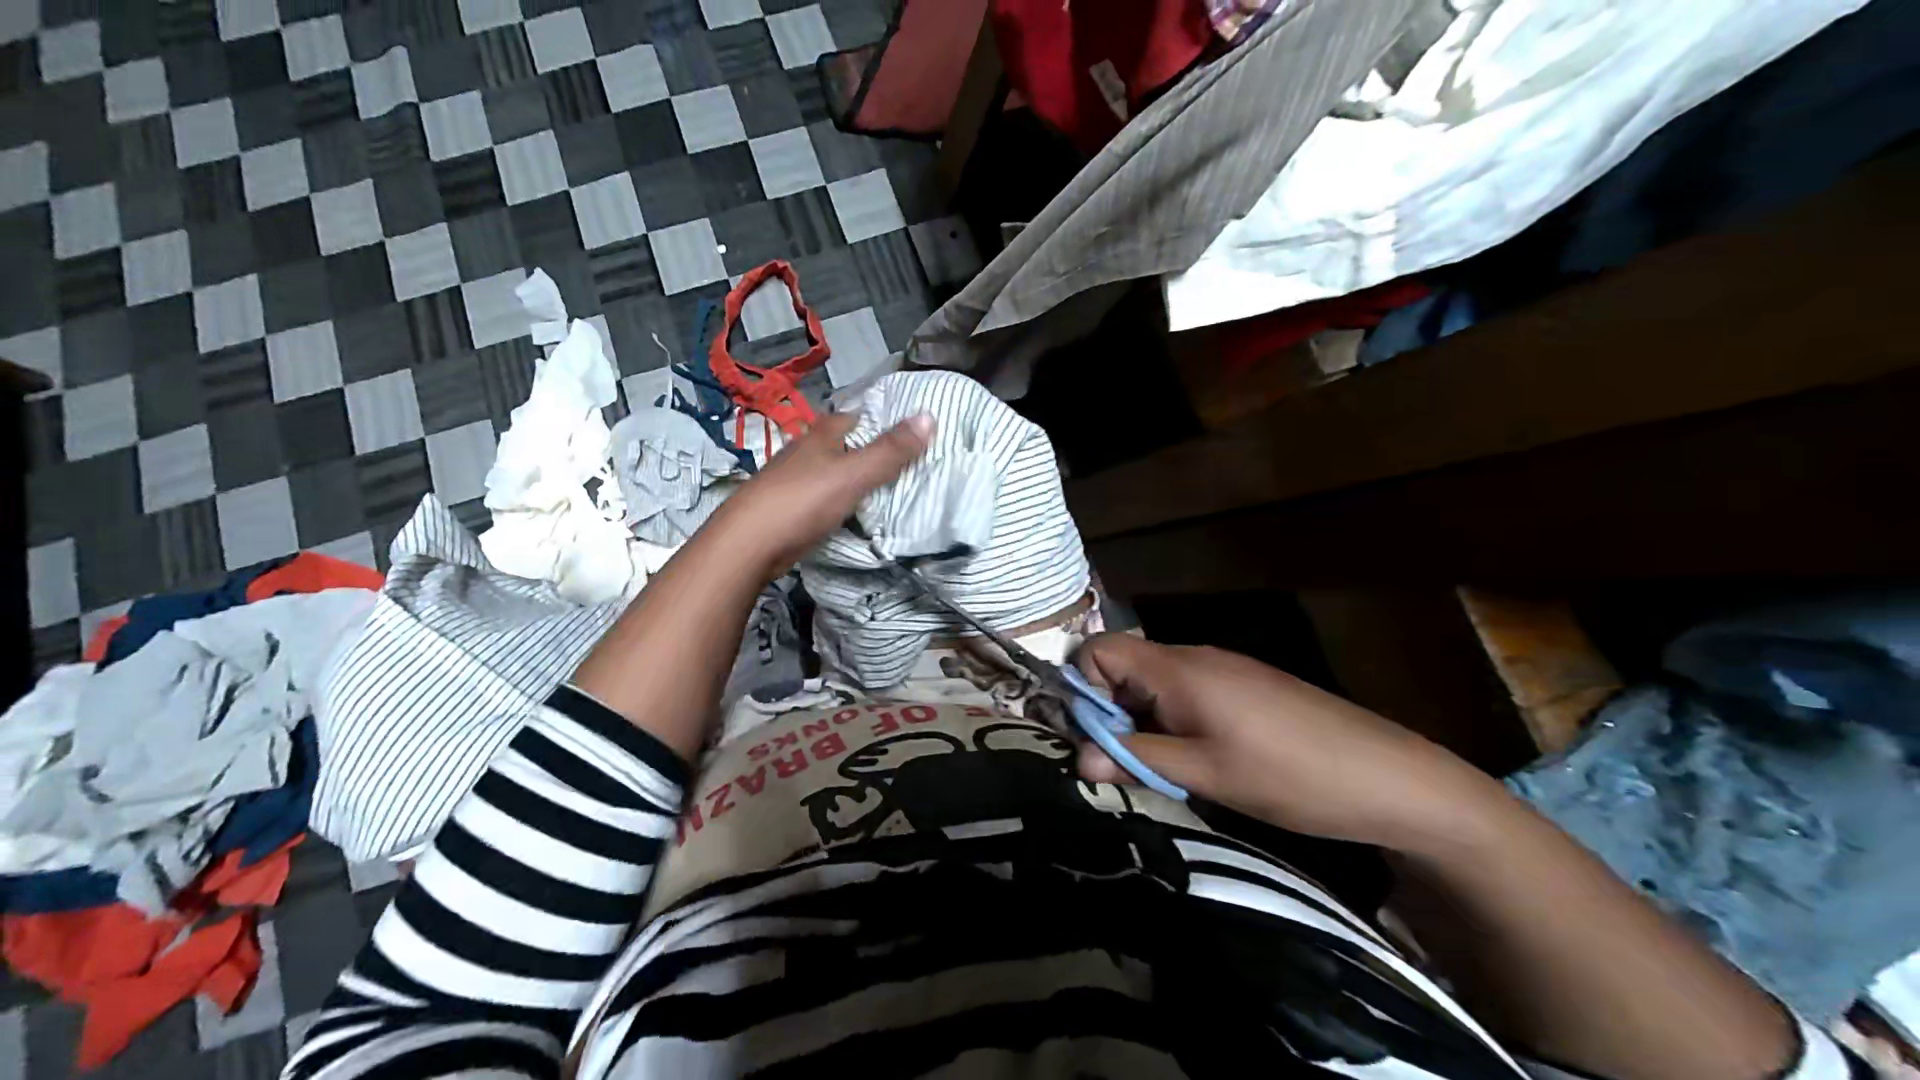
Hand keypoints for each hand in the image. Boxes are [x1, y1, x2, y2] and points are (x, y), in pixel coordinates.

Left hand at [708, 411, 932, 579]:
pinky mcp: (787, 508)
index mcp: (821, 436)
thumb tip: (930, 416)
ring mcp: (793, 480)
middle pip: (843, 443)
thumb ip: (890, 451)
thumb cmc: (802, 501)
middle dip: (869, 449)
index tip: (910, 430)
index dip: (881, 419)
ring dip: (853, 476)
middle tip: (905, 461)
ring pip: (831, 470)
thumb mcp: (854, 475)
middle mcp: (805, 451)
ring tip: (886, 487)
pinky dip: (839, 499)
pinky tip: (851, 512)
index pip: (855, 416)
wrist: (747, 544)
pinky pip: (822, 496)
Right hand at [1074, 634, 1510, 851]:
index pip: (1099, 649)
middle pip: (1124, 667)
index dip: (1084, 689)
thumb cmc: (1290, 774)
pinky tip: (1202, 759)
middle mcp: (1194, 657)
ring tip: (1168, 769)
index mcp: (1178, 668)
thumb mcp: (1205, 774)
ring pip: (1154, 683)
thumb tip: (1076, 757)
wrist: (1391, 777)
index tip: (1098, 738)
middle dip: (1112, 712)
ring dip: (1144, 722)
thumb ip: (1136, 759)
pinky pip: (1186, 692)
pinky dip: (1174, 721)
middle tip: (1130, 764)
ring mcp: (1223, 669)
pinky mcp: (1245, 686)